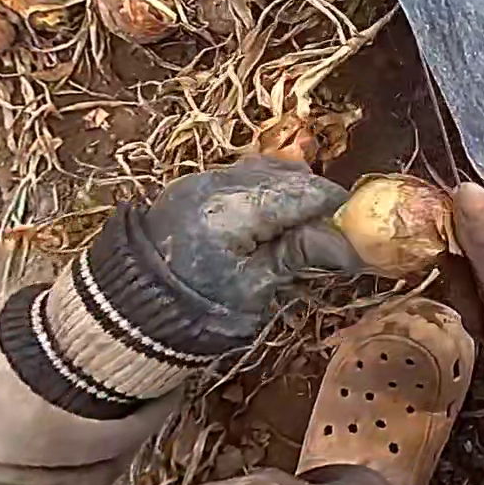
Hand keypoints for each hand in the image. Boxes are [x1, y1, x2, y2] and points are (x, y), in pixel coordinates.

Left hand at [139, 156, 360, 323]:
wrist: (126, 315)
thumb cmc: (197, 309)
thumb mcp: (256, 288)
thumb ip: (302, 253)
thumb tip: (354, 246)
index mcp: (234, 210)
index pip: (304, 193)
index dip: (336, 206)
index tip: (357, 225)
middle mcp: (219, 181)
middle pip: (290, 175)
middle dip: (318, 199)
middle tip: (333, 230)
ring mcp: (205, 177)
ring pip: (271, 169)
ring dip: (296, 191)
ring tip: (304, 226)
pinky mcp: (198, 183)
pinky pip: (248, 174)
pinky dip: (271, 189)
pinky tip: (276, 216)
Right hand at [451, 183, 483, 358]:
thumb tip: (465, 189)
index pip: (474, 200)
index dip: (450, 219)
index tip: (438, 245)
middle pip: (468, 225)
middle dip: (455, 252)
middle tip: (459, 280)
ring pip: (466, 251)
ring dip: (459, 274)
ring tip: (468, 298)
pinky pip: (473, 272)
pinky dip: (467, 288)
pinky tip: (471, 305)